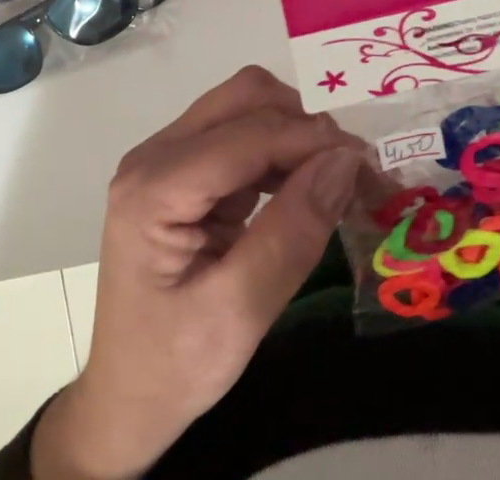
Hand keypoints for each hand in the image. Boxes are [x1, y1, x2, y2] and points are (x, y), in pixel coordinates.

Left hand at [32, 67, 363, 478]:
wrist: (128, 400)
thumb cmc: (175, 365)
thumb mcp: (240, 311)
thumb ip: (292, 233)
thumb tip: (345, 159)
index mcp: (154, 188)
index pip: (250, 134)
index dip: (314, 141)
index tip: (371, 169)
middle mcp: (154, 157)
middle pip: (245, 99)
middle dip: (308, 124)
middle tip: (357, 171)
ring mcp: (167, 162)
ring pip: (247, 110)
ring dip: (300, 135)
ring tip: (345, 180)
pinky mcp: (185, 176)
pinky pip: (244, 140)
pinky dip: (285, 154)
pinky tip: (312, 189)